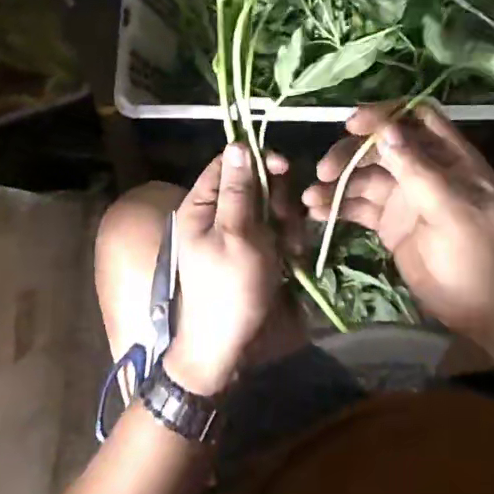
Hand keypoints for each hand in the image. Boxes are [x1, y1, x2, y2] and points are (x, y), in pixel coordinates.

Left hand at [161, 144, 289, 395]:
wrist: (226, 348)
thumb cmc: (228, 289)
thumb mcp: (235, 235)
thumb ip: (238, 189)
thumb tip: (237, 144)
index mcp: (201, 205)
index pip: (228, 163)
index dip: (256, 160)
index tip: (283, 169)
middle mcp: (216, 214)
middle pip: (253, 183)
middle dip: (276, 198)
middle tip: (286, 221)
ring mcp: (235, 234)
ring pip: (268, 207)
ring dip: (285, 222)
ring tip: (290, 249)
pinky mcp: (252, 251)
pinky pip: (273, 231)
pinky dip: (285, 241)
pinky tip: (292, 258)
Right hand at [303, 104, 493, 339]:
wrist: (487, 312)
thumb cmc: (481, 257)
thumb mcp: (454, 213)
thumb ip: (418, 171)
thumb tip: (386, 131)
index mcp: (449, 158)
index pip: (415, 119)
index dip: (384, 116)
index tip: (352, 125)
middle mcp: (424, 170)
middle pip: (380, 147)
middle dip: (350, 154)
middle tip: (325, 172)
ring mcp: (405, 197)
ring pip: (364, 177)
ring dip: (336, 183)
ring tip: (311, 197)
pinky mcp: (389, 223)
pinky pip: (358, 207)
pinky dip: (337, 207)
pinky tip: (316, 213)